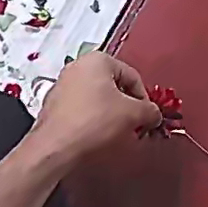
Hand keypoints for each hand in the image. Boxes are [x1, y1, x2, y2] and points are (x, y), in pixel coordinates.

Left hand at [30, 52, 160, 165]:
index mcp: (98, 60)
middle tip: (134, 124)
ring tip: (116, 131)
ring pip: (98, 96)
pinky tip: (96, 133)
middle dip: (127, 105)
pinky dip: (93, 117)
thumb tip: (154, 114)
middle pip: (114, 85)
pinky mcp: (53, 103)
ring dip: (111, 112)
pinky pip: (82, 106)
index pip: (132, 76)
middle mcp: (78, 65)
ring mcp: (62, 83)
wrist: (55, 146)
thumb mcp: (132, 114)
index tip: (147, 117)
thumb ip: (150, 110)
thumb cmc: (96, 121)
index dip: (144, 98)